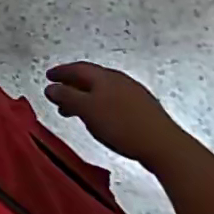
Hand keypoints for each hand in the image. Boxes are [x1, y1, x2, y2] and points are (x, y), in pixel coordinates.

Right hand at [44, 62, 191, 168]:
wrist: (163, 146)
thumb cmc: (122, 126)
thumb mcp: (87, 111)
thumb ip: (67, 97)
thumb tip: (51, 87)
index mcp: (104, 77)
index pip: (77, 68)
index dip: (61, 72)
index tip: (49, 76)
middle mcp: (119, 80)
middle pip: (90, 78)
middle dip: (72, 85)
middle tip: (59, 93)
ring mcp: (133, 93)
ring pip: (102, 90)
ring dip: (85, 97)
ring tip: (74, 111)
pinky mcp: (143, 108)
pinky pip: (113, 100)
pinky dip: (100, 105)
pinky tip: (99, 118)